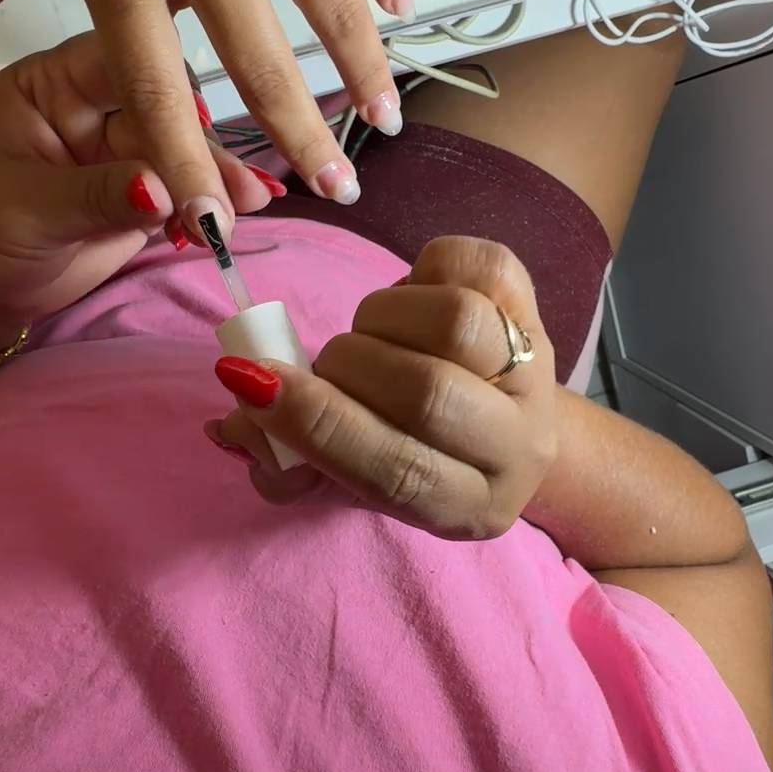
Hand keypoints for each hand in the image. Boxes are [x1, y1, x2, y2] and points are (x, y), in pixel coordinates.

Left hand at [0, 33, 275, 360]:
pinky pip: (185, 197)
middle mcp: (96, 111)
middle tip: (238, 188)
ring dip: (215, 183)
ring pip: (185, 157)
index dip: (162, 87)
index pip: (118, 65)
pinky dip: (208, 210)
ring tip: (248, 206)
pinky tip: (231, 221)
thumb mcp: (26, 208)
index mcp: (53, 86)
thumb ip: (97, 195)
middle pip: (165, 114)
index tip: (198, 124)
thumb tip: (164, 191)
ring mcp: (123, 157)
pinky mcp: (144, 199)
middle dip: (202, 150)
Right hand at [209, 238, 557, 540]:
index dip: (321, 424)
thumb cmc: (413, 451)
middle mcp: (517, 447)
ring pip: (456, 323)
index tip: (252, 381)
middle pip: (428, 393)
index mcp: (469, 505)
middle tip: (329, 365)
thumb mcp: (351, 478)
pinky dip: (427, 268)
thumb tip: (237, 418)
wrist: (502, 418)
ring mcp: (534, 373)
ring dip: (385, 317)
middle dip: (349, 366)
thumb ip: (290, 461)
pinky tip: (415, 296)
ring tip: (374, 334)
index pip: (398, 471)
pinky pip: (480, 266)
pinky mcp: (535, 308)